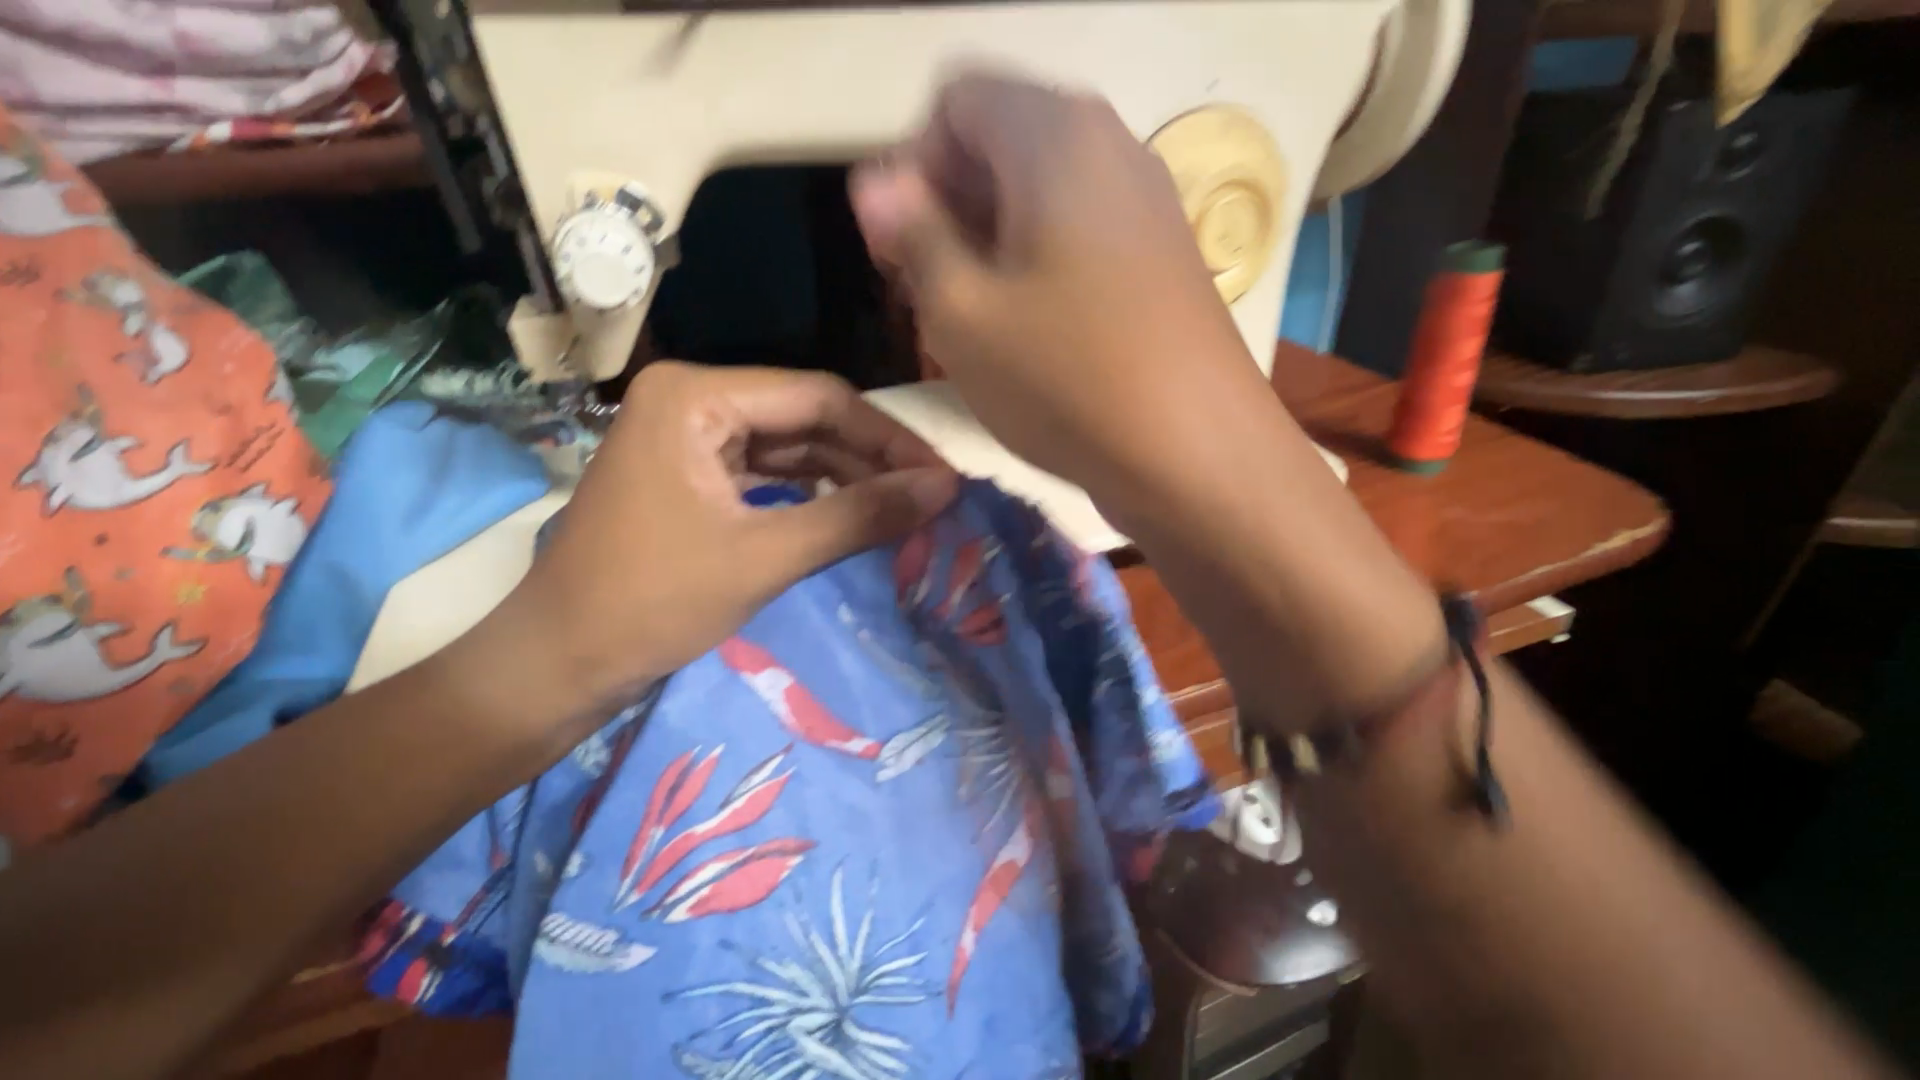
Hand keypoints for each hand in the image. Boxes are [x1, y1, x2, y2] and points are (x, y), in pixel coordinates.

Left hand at [495, 362, 957, 712]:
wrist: (558, 664)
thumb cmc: (652, 602)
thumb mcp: (764, 557)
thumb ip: (858, 516)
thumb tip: (947, 487)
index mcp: (695, 395)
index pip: (818, 398)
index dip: (888, 437)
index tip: (943, 475)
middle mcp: (690, 399)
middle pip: (804, 418)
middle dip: (869, 458)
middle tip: (931, 497)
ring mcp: (686, 437)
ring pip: (788, 446)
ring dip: (844, 476)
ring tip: (904, 507)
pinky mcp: (688, 475)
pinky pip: (764, 473)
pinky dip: (808, 494)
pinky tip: (852, 513)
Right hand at [849, 71, 1276, 498]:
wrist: (1199, 455)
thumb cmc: (1066, 380)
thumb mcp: (961, 312)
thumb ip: (911, 232)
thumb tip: (876, 182)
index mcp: (1055, 136)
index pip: (954, 100)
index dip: (911, 168)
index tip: (900, 250)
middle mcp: (1109, 146)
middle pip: (999, 140)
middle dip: (948, 205)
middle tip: (929, 291)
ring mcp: (1145, 200)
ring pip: (1037, 190)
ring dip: (988, 239)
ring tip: (973, 319)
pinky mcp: (1161, 252)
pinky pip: (1078, 228)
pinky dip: (1037, 261)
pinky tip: (1026, 330)